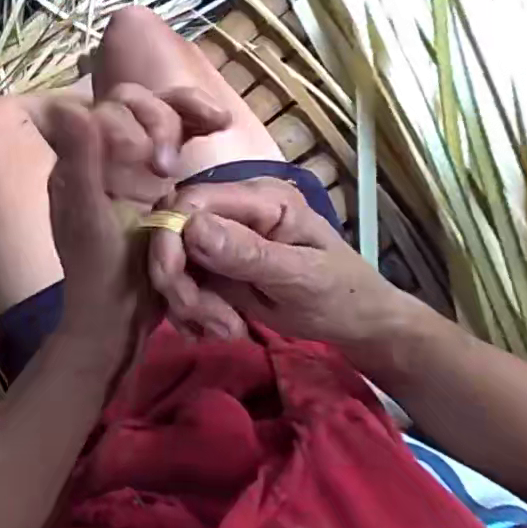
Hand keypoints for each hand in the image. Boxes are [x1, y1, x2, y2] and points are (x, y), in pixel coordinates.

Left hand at [30, 86, 231, 335]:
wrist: (124, 313)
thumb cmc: (100, 271)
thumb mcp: (88, 218)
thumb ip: (79, 162)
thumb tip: (66, 106)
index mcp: (79, 158)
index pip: (104, 108)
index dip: (131, 121)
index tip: (147, 157)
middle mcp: (103, 151)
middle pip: (135, 102)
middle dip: (161, 120)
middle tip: (169, 167)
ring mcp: (133, 161)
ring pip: (160, 108)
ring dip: (188, 110)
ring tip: (218, 123)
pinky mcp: (160, 174)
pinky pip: (181, 132)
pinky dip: (199, 122)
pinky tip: (220, 125)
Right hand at [147, 178, 429, 357]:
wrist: (356, 320)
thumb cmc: (341, 294)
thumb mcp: (301, 277)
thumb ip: (248, 253)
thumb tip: (192, 227)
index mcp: (261, 198)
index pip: (191, 200)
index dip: (170, 236)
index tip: (173, 282)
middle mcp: (236, 209)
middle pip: (174, 230)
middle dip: (179, 280)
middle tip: (212, 322)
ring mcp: (223, 236)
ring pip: (174, 262)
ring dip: (190, 303)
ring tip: (228, 329)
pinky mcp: (216, 263)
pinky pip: (184, 282)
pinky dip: (192, 312)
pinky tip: (220, 329)